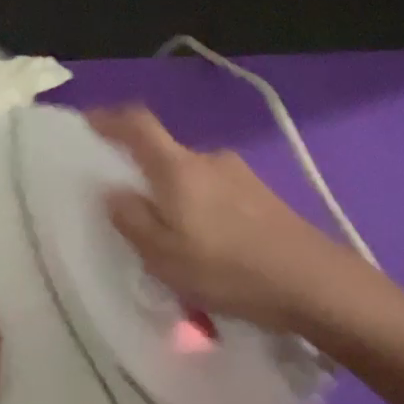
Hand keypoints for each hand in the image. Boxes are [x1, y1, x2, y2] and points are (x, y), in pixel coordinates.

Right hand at [88, 106, 391, 335]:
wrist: (315, 284)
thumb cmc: (228, 269)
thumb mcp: (163, 255)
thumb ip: (131, 219)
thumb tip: (112, 191)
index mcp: (178, 168)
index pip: (137, 125)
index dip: (109, 119)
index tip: (88, 123)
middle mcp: (210, 160)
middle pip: (166, 156)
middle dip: (145, 177)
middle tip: (132, 214)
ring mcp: (242, 176)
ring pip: (193, 180)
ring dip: (178, 201)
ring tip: (173, 242)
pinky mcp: (264, 198)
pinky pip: (217, 196)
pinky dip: (202, 212)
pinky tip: (209, 250)